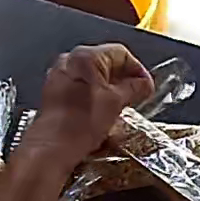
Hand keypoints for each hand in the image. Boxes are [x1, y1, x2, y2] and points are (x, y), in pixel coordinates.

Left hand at [20, 44, 152, 170]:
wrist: (52, 147)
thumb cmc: (81, 124)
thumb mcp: (115, 103)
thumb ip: (134, 89)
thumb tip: (145, 84)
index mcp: (86, 57)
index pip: (121, 53)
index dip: (138, 70)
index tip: (147, 86)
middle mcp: (69, 61)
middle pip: (106, 63)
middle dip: (124, 79)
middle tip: (137, 97)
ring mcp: (59, 76)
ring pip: (93, 77)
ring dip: (110, 89)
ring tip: (121, 107)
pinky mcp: (54, 93)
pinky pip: (80, 88)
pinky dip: (94, 97)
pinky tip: (101, 113)